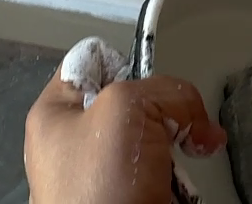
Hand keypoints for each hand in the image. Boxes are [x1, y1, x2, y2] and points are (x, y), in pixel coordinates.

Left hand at [24, 71, 227, 203]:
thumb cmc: (99, 187)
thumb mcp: (129, 107)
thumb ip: (168, 90)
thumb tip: (196, 121)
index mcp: (55, 113)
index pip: (95, 60)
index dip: (127, 64)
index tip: (146, 85)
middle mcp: (73, 145)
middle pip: (133, 104)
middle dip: (161, 117)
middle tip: (168, 132)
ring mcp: (101, 181)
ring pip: (154, 143)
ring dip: (174, 154)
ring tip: (172, 171)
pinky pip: (163, 181)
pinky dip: (178, 187)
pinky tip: (177, 194)